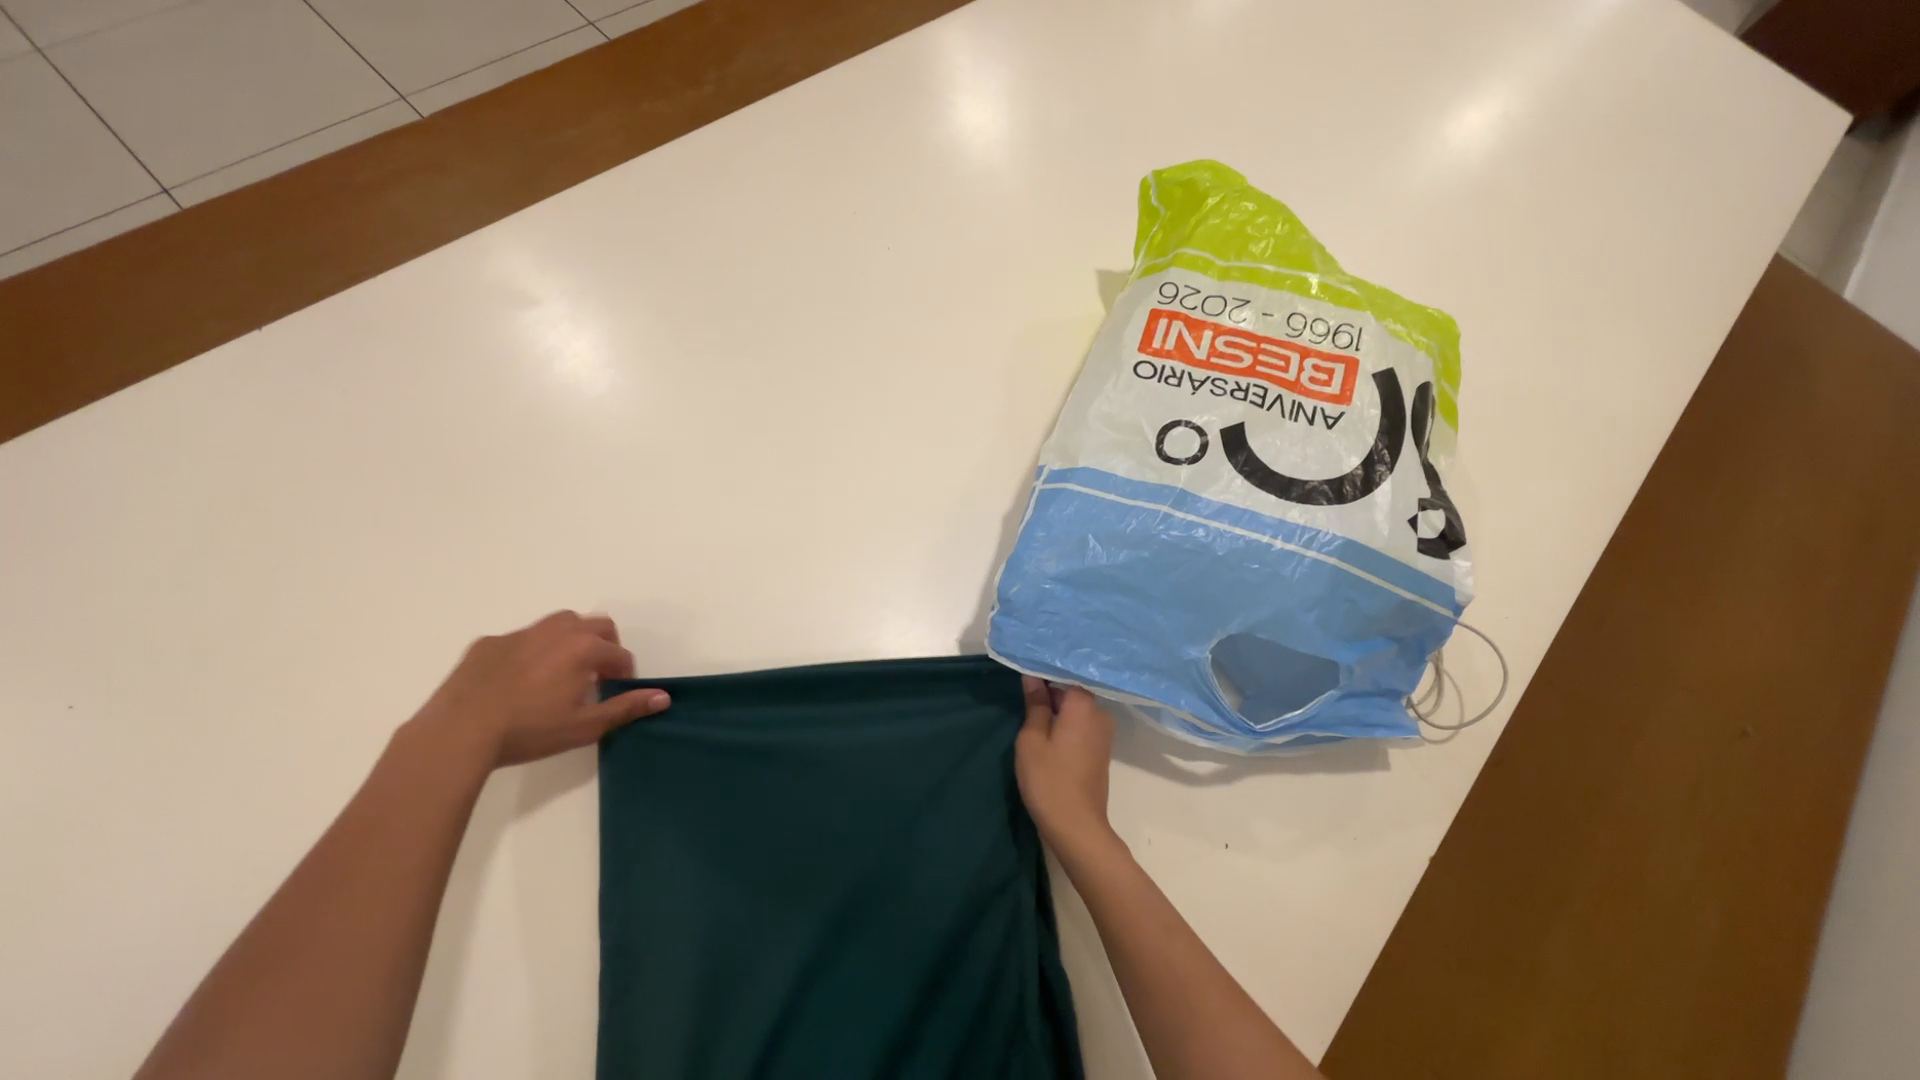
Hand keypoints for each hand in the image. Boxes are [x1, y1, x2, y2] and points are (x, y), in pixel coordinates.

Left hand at [411, 611, 670, 766]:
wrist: (459, 732)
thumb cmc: (530, 731)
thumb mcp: (585, 726)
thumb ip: (627, 708)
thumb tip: (664, 696)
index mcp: (584, 649)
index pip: (620, 654)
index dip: (625, 675)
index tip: (615, 694)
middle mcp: (557, 631)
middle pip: (596, 625)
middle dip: (605, 646)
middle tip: (595, 677)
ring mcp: (520, 633)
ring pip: (559, 623)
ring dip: (571, 640)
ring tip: (560, 672)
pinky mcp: (489, 642)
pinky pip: (521, 638)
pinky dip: (531, 651)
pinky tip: (517, 681)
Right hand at [1015, 677, 1118, 853]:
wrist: (1076, 826)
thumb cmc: (1049, 779)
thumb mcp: (1032, 739)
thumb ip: (1035, 704)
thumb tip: (1033, 677)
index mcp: (1084, 706)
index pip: (1067, 674)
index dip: (1046, 670)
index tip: (1027, 665)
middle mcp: (1100, 714)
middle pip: (1074, 691)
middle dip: (1051, 689)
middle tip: (1023, 688)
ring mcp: (1103, 734)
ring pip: (1077, 709)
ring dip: (1057, 707)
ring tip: (1031, 705)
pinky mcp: (1100, 750)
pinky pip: (1081, 725)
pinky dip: (1066, 722)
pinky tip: (1047, 727)